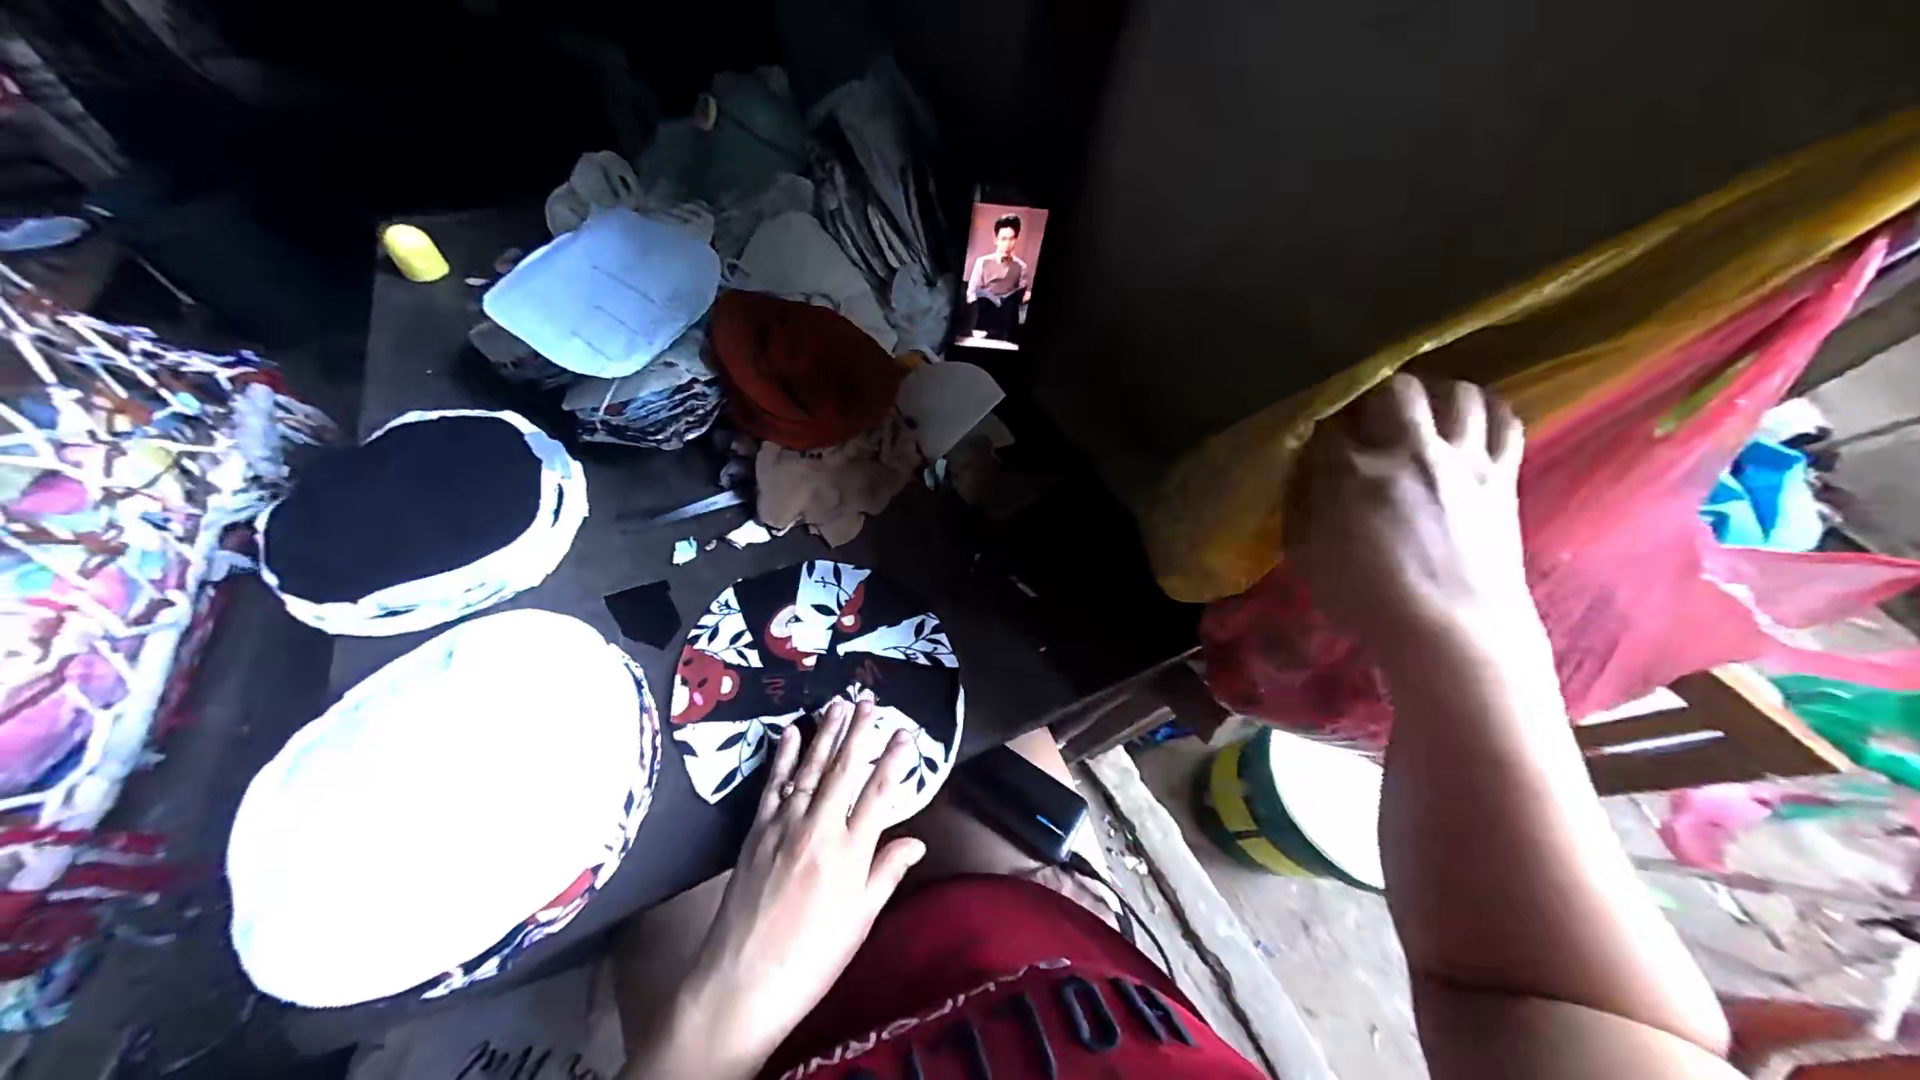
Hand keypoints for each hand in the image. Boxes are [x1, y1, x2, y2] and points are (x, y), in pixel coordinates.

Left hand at [630, 695, 922, 1079]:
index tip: (905, 733)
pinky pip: (774, 786)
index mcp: (851, 853)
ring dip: (825, 734)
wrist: (744, 981)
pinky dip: (783, 757)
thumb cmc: (813, 957)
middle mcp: (819, 829)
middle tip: (869, 701)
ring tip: (838, 705)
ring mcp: (785, 826)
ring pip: (810, 769)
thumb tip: (917, 841)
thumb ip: (887, 872)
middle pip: (844, 770)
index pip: (879, 793)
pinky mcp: (757, 831)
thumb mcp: (861, 919)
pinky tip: (791, 733)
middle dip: (859, 732)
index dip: (894, 760)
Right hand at [1286, 373, 1541, 665]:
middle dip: (1373, 394)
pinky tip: (1463, 424)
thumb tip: (1303, 470)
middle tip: (1363, 418)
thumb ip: (1299, 503)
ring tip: (1417, 413)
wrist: (1451, 630)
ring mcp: (1464, 459)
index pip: (1327, 421)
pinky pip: (1503, 419)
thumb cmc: (1364, 598)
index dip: (1315, 422)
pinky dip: (1482, 412)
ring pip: (1457, 392)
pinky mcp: (1502, 474)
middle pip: (1395, 386)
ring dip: (1433, 395)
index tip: (1310, 435)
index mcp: (1353, 472)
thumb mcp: (1304, 554)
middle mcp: (1411, 451)